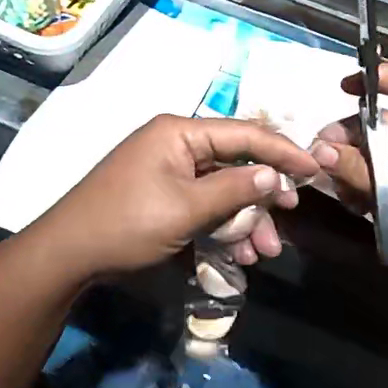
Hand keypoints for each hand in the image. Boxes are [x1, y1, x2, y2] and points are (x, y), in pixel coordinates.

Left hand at [28, 115, 321, 279]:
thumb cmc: (128, 223)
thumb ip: (235, 189)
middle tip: (282, 229)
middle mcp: (175, 145)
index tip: (318, 171)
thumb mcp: (186, 209)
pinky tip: (235, 255)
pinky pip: (201, 206)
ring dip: (243, 221)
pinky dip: (220, 227)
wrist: (70, 253)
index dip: (284, 152)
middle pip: (235, 164)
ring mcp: (167, 172)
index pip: (245, 133)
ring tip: (259, 254)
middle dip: (262, 200)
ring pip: (221, 191)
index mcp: (180, 132)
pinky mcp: (161, 198)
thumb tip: (276, 175)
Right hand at [310, 63, 387, 308]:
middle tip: (319, 153)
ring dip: (347, 164)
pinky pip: (369, 178)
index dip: (386, 76)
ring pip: (370, 152)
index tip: (345, 87)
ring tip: (329, 180)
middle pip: (383, 122)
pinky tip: (347, 202)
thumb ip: (365, 171)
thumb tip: (318, 150)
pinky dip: (353, 186)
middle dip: (350, 135)